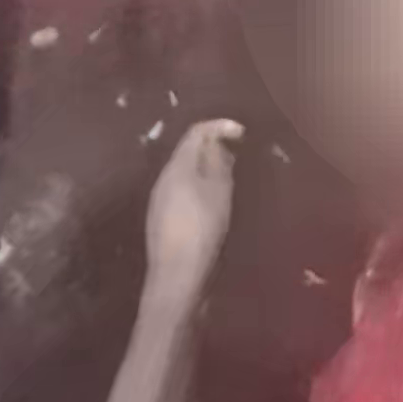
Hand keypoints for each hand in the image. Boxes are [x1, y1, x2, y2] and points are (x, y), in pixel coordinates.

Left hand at [145, 118, 244, 287]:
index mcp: (177, 167)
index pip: (196, 132)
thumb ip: (218, 161)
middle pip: (188, 149)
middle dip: (214, 144)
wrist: (176, 275)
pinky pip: (182, 185)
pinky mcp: (161, 215)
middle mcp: (163, 178)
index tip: (242, 132)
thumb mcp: (220, 190)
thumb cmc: (202, 228)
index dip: (220, 126)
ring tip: (231, 172)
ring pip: (185, 168)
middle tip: (238, 151)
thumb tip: (218, 141)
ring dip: (207, 164)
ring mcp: (160, 198)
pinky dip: (200, 180)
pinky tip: (214, 196)